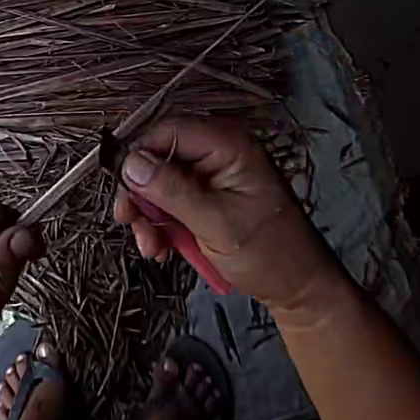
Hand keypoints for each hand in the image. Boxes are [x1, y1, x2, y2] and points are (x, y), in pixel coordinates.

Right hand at [112, 117, 343, 312]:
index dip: (141, 154)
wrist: (297, 289)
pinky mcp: (204, 199)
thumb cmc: (268, 252)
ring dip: (147, 214)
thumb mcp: (216, 222)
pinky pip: (169, 202)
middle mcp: (216, 153)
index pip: (170, 130)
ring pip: (158, 182)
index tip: (123, 186)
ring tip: (151, 245)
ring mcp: (210, 177)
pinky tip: (160, 247)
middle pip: (159, 156)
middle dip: (140, 191)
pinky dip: (159, 224)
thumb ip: (172, 190)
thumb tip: (131, 163)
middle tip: (128, 220)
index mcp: (228, 145)